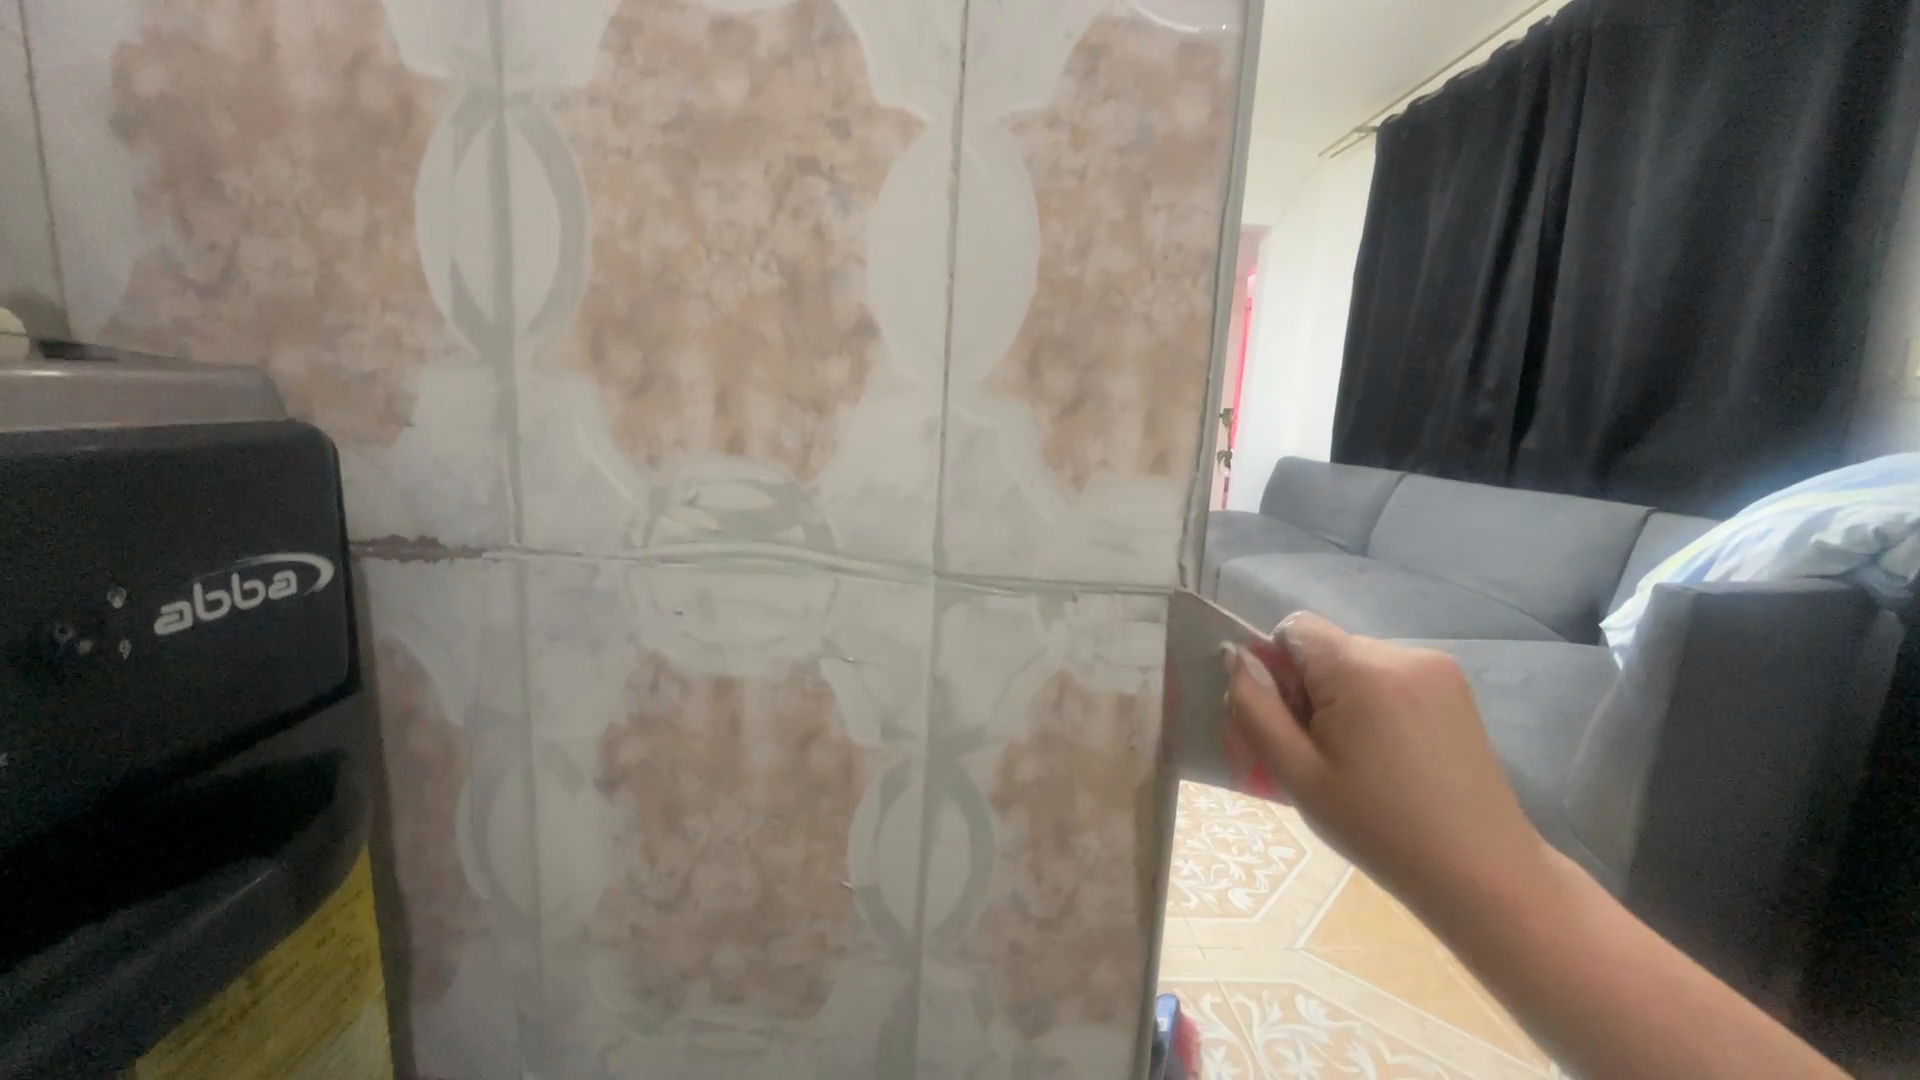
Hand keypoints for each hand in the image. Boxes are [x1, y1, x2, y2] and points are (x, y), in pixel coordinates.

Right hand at [1222, 612, 1550, 917]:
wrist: (1482, 871)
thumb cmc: (1378, 827)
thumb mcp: (1297, 774)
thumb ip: (1255, 708)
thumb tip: (1235, 657)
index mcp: (1361, 670)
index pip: (1293, 628)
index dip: (1276, 668)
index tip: (1290, 722)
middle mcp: (1402, 653)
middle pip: (1325, 648)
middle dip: (1310, 688)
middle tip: (1321, 752)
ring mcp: (1437, 668)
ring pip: (1356, 662)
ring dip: (1342, 697)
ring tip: (1360, 758)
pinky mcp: (1456, 688)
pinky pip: (1389, 675)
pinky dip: (1374, 702)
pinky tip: (1391, 754)